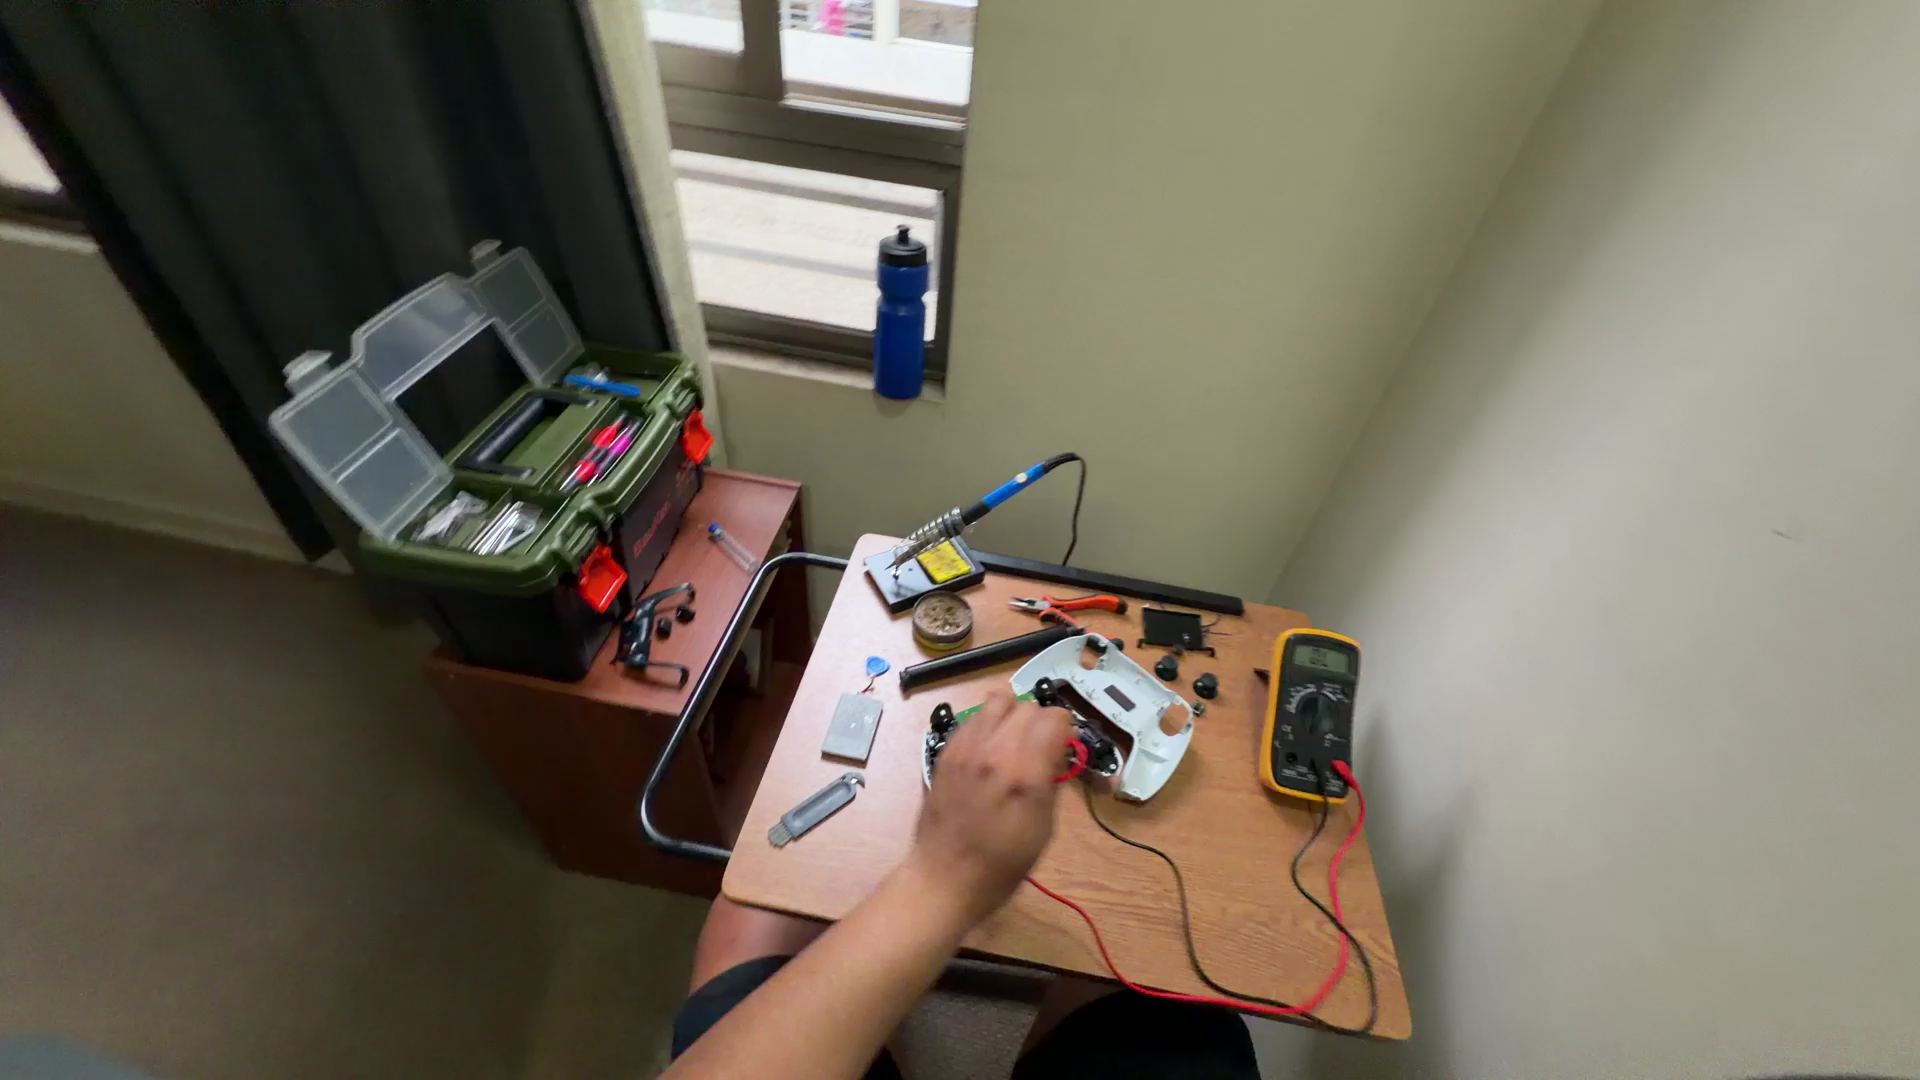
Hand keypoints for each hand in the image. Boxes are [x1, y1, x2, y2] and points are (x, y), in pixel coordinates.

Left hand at [907, 689, 1073, 922]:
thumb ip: (1052, 780)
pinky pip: (974, 717)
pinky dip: (989, 723)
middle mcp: (996, 750)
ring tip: (1014, 738)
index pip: (1055, 718)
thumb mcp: (1044, 827)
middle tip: (1042, 746)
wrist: (945, 876)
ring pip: (999, 699)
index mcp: (1025, 772)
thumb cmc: (1003, 863)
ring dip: (1013, 713)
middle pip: (1030, 706)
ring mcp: (967, 746)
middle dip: (1042, 722)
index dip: (1066, 729)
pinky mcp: (947, 749)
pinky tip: (989, 747)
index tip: (1066, 745)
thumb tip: (1058, 751)